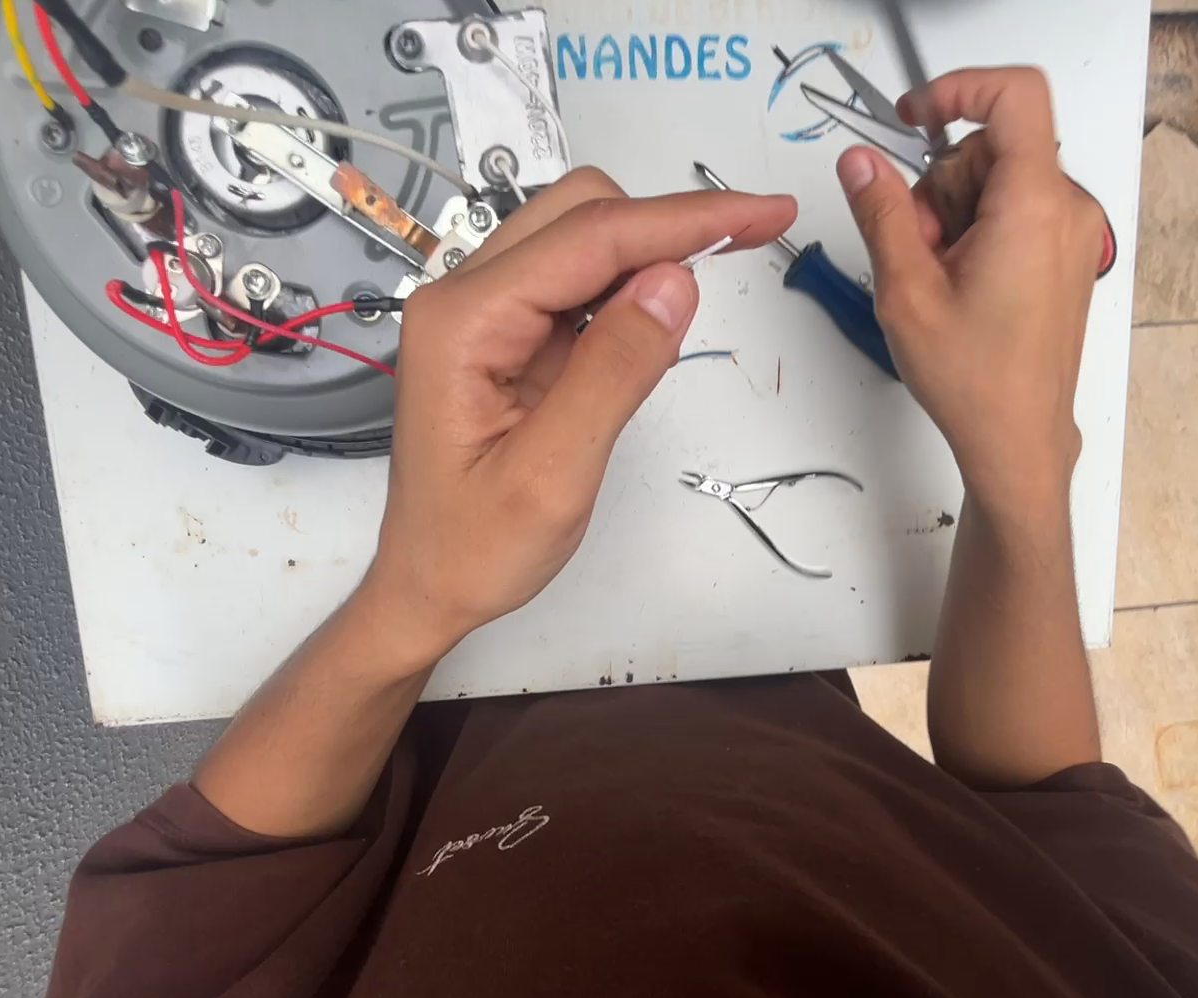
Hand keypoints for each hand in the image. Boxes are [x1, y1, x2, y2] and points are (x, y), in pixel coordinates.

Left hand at [357, 168, 797, 660]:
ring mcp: (482, 318)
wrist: (429, 584)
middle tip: (741, 254)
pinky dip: (622, 299)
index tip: (767, 213)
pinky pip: (574, 292)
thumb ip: (614, 372)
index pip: (590, 238)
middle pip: (579, 215)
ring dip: (645, 260)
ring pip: (579, 245)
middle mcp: (464, 300)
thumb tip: (676, 280)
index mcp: (463, 322)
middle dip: (665, 227)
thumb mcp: (552, 474)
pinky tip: (645, 339)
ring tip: (683, 317)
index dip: (686, 221)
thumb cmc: (475, 547)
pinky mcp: (504, 342)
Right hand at [836, 67, 1105, 524]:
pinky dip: (976, 235)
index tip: (911, 116)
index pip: (1013, 95)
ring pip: (998, 184)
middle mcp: (1067, 208)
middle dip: (939, 189)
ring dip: (954, 218)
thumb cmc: (973, 378)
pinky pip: (1013, 214)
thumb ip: (880, 214)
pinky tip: (960, 286)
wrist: (1016, 436)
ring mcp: (1071, 233)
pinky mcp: (1064, 255)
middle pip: (991, 149)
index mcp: (1034, 205)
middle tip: (917, 255)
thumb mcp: (906, 292)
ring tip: (939, 283)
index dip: (956, 89)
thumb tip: (860, 162)